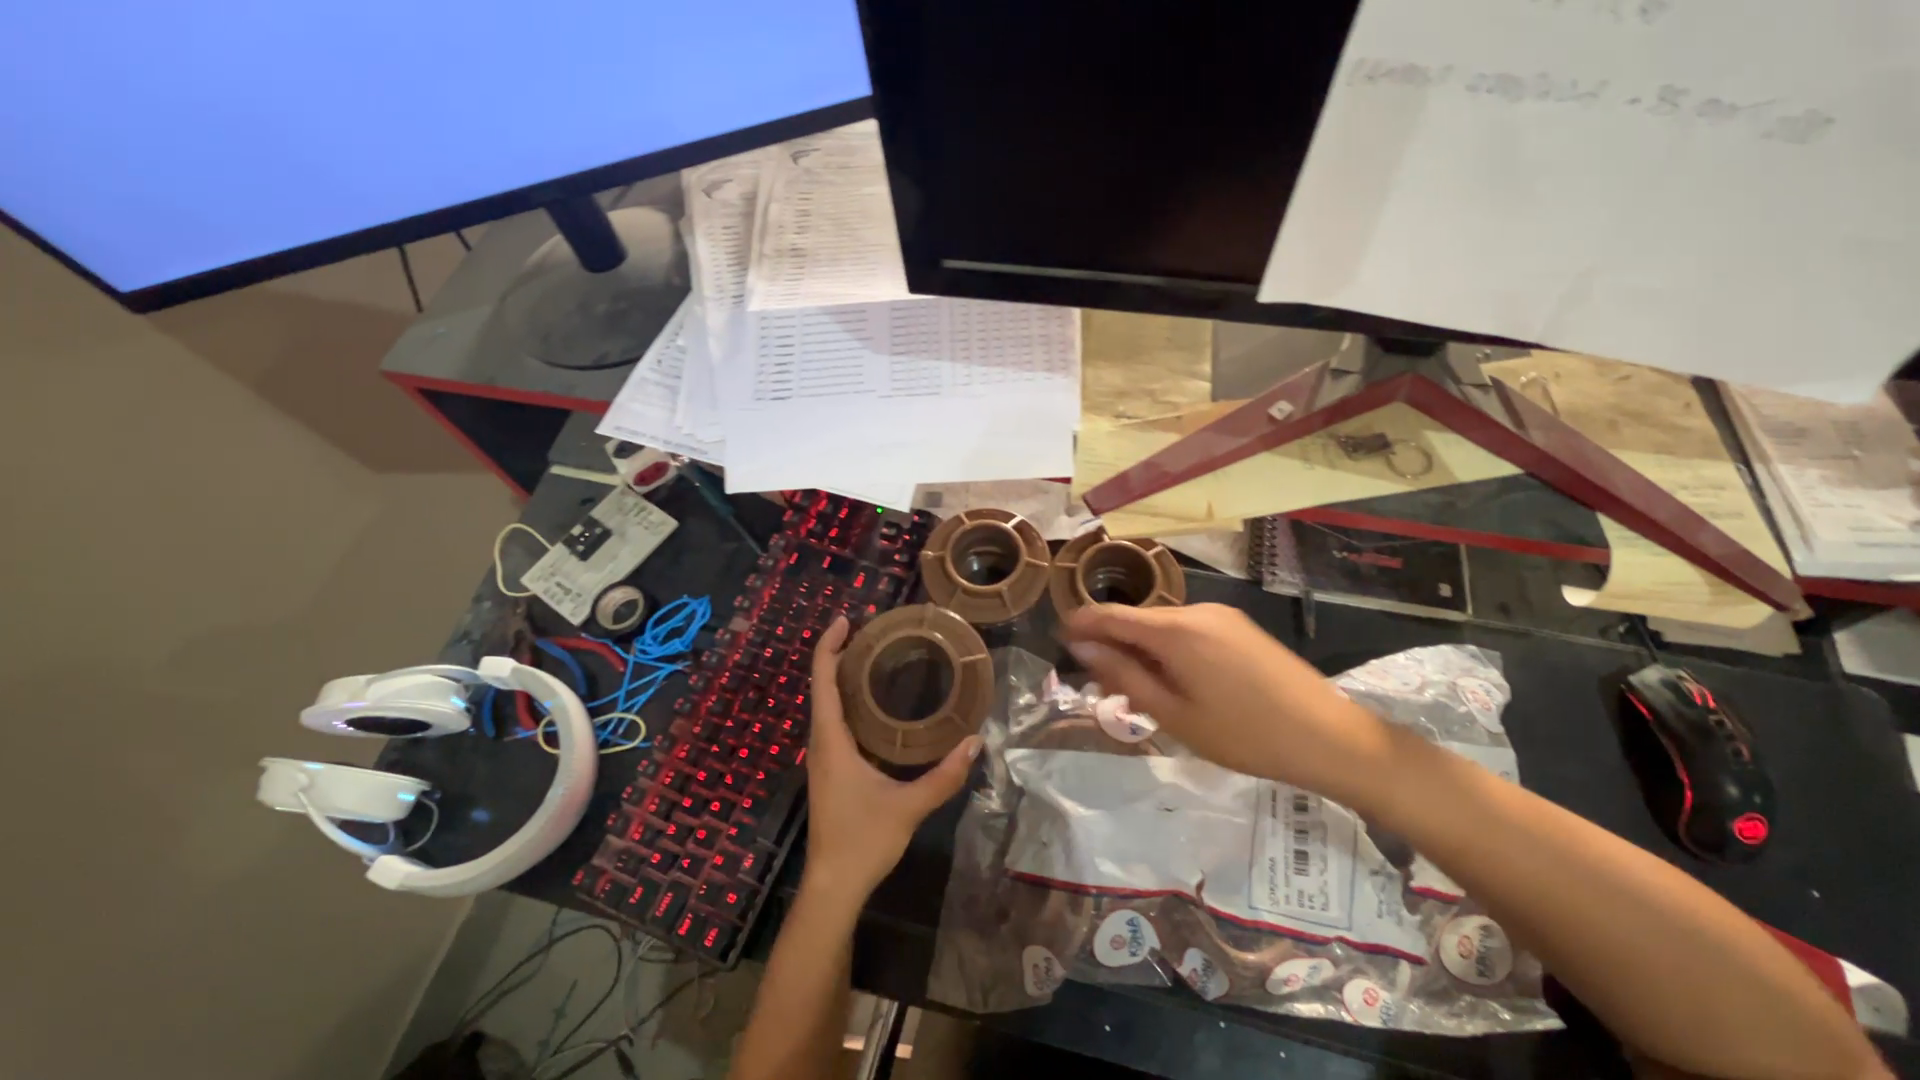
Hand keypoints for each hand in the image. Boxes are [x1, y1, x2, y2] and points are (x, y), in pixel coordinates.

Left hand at [802, 616, 981, 901]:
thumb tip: (976, 740)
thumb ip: (944, 775)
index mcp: (831, 742)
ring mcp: (823, 759)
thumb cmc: (864, 841)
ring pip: (827, 707)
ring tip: (874, 658)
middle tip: (872, 632)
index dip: (830, 646)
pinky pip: (835, 724)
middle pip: (823, 687)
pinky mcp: (831, 772)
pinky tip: (875, 706)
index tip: (847, 620)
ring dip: (842, 679)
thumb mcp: (909, 806)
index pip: (823, 681)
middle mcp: (821, 744)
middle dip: (840, 655)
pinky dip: (848, 703)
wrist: (834, 884)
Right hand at [1060, 603, 1390, 803]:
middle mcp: (1198, 611)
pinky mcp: (1241, 628)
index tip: (1058, 642)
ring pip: (1163, 627)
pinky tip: (1174, 685)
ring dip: (1142, 652)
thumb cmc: (1242, 735)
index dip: (1080, 625)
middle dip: (1112, 646)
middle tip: (1100, 688)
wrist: (1327, 736)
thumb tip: (1081, 647)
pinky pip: (1190, 632)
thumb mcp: (1173, 714)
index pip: (1111, 615)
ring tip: (1138, 695)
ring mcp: (1223, 617)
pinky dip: (1169, 651)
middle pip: (1138, 620)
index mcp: (1176, 630)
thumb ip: (1123, 675)